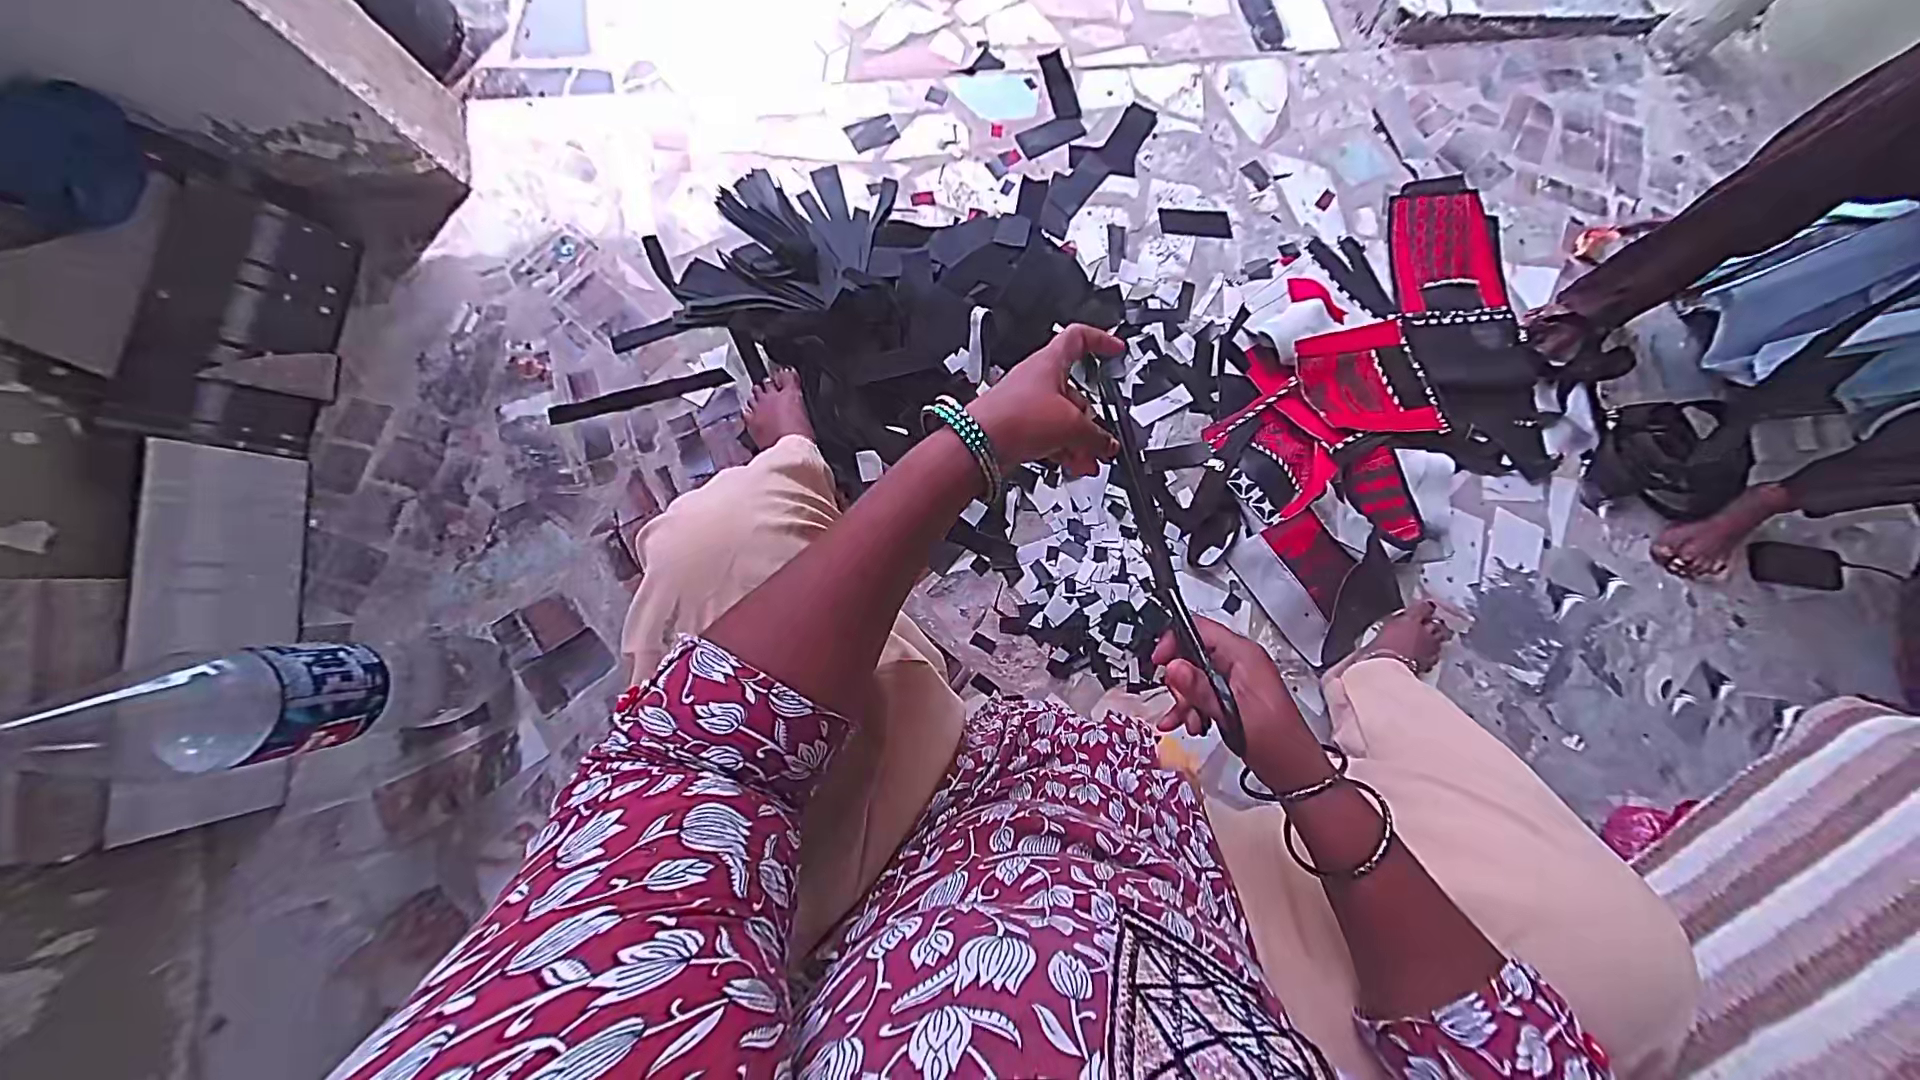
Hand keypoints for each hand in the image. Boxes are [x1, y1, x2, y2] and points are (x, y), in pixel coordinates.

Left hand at [967, 324, 1122, 475]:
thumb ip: (1097, 435)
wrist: (978, 446)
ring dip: (1079, 441)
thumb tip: (1108, 444)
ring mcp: (1025, 405)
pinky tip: (1073, 465)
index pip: (1079, 338)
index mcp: (1049, 363)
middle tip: (1103, 440)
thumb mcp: (1072, 426)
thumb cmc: (1013, 419)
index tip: (1116, 350)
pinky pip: (1047, 436)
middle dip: (1092, 419)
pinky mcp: (1017, 428)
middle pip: (1075, 393)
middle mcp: (1036, 380)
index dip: (1101, 341)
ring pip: (1061, 419)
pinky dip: (1063, 449)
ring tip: (1089, 460)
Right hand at [1152, 617, 1322, 781]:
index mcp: (1244, 656)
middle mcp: (1241, 662)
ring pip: (1194, 675)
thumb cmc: (1277, 743)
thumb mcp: (1230, 713)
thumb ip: (1199, 688)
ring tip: (1188, 719)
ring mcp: (1237, 678)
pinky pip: (1203, 691)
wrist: (1294, 773)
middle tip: (1180, 701)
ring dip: (1185, 698)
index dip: (1174, 641)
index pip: (1200, 628)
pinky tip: (1191, 722)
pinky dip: (1193, 706)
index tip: (1159, 661)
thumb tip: (1174, 667)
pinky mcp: (1233, 694)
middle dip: (1179, 680)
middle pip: (1193, 653)